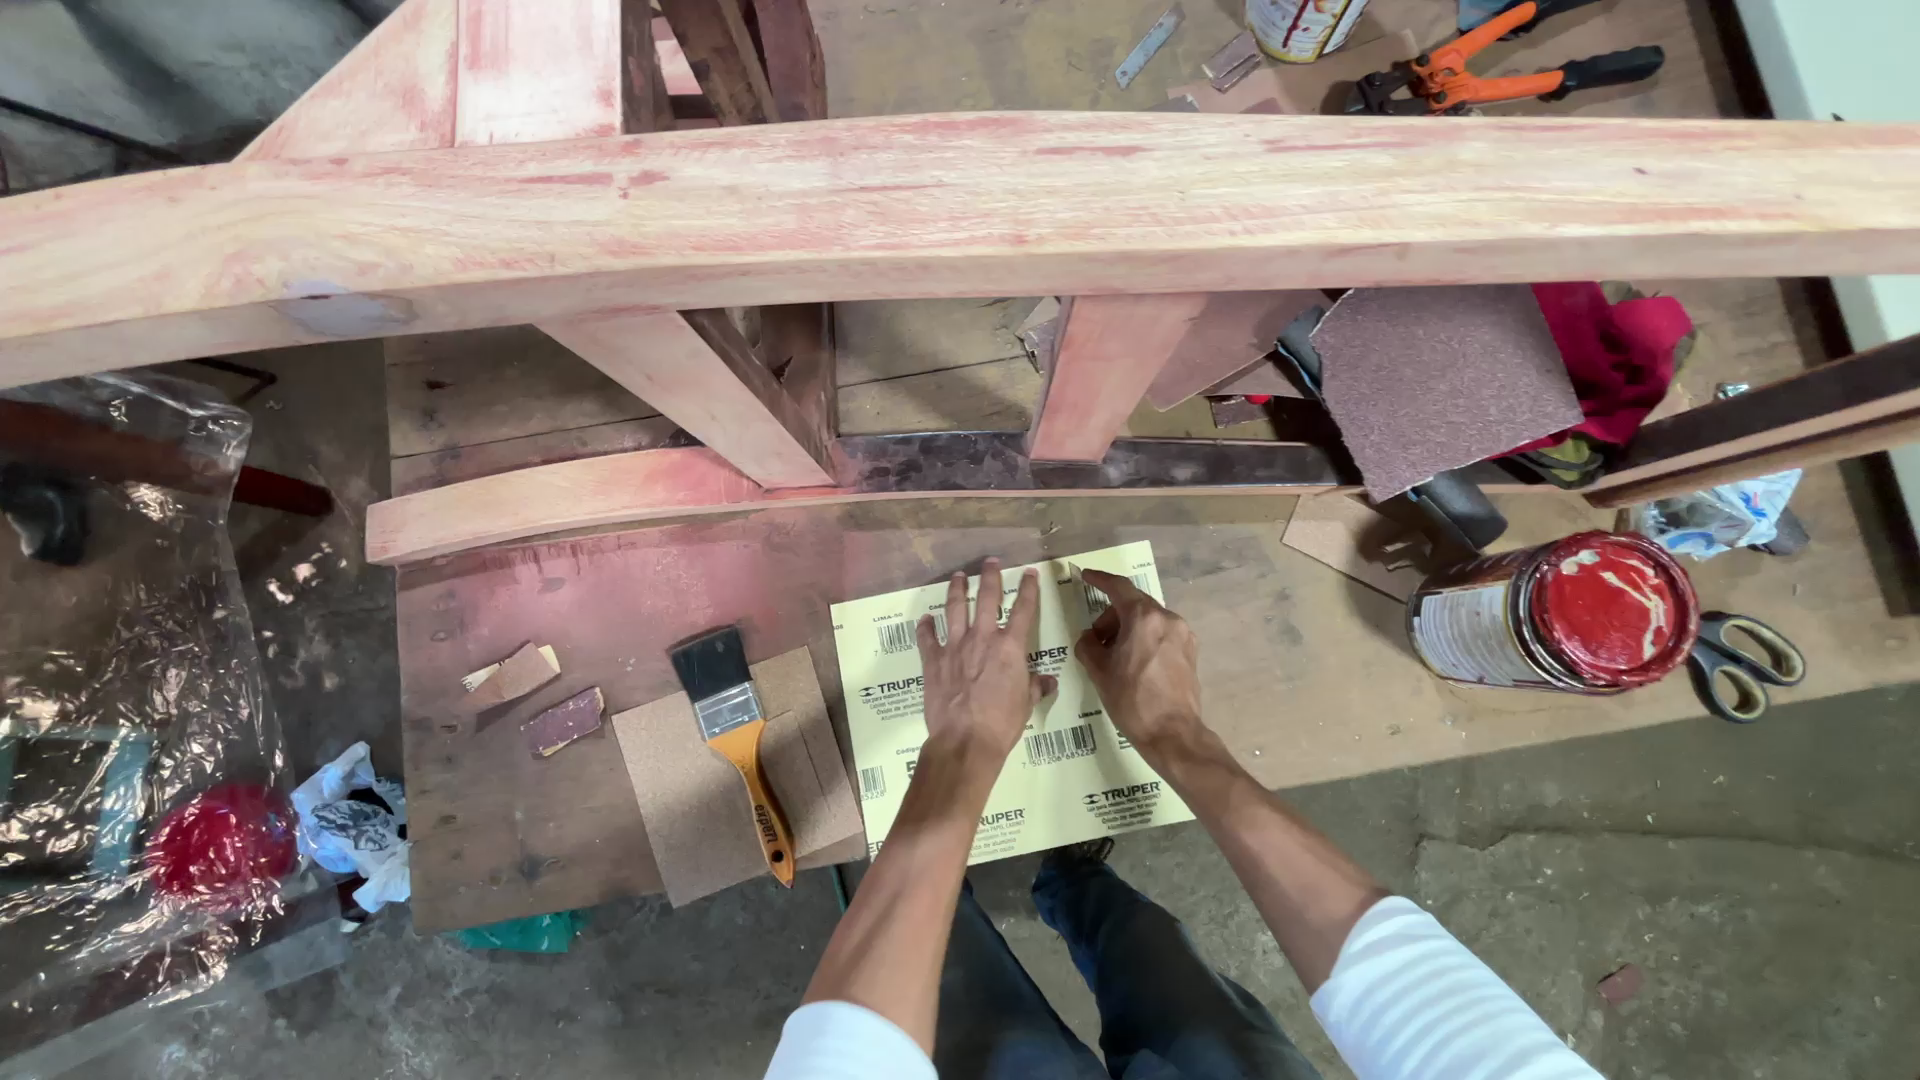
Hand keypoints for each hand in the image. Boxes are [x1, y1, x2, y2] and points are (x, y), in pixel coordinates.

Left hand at [918, 558, 1056, 761]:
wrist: (965, 740)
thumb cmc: (1002, 724)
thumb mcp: (1026, 705)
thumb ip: (1035, 687)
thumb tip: (1048, 681)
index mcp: (1010, 648)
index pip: (1024, 610)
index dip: (1028, 589)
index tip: (1029, 573)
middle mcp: (982, 639)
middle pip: (987, 598)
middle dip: (990, 577)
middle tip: (990, 561)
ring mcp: (955, 647)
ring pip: (955, 609)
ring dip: (957, 590)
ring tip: (958, 576)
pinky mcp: (933, 660)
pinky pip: (927, 638)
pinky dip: (925, 627)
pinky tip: (924, 618)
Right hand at [1074, 569, 1203, 751]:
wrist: (1172, 733)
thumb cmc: (1132, 700)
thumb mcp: (1099, 672)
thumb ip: (1088, 646)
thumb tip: (1090, 638)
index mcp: (1144, 618)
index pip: (1118, 587)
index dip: (1099, 580)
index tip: (1086, 576)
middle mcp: (1168, 619)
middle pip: (1134, 604)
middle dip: (1112, 616)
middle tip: (1096, 640)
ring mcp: (1183, 635)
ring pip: (1149, 620)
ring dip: (1129, 629)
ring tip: (1115, 656)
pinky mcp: (1191, 652)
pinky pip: (1162, 635)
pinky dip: (1145, 639)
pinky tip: (1135, 663)